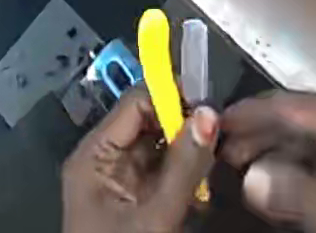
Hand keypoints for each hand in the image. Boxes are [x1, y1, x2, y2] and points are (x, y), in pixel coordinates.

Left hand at [62, 90, 218, 232]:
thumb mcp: (154, 218)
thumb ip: (184, 166)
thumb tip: (211, 112)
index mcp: (94, 153)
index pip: (135, 103)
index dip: (171, 97)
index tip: (210, 106)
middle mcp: (104, 157)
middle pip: (147, 121)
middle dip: (182, 122)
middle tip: (221, 128)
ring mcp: (118, 181)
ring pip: (158, 146)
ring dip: (187, 146)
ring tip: (220, 146)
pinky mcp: (133, 202)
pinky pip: (161, 172)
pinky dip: (184, 170)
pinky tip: (207, 173)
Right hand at [221, 92, 315, 232]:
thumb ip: (294, 194)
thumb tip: (247, 176)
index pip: (283, 105)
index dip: (247, 114)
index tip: (214, 122)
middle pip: (293, 113)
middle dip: (257, 131)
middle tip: (223, 152)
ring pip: (307, 130)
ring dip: (276, 146)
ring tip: (244, 167)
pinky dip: (299, 159)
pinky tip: (282, 179)